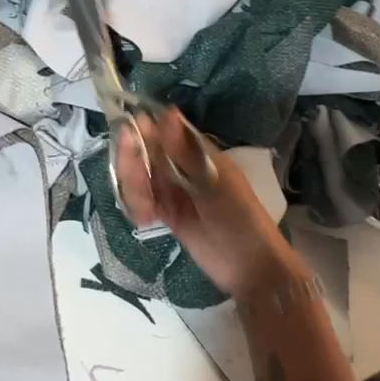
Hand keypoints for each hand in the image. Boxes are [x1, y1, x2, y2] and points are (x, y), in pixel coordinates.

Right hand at [114, 109, 285, 298]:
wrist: (251, 268)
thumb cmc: (241, 218)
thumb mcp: (215, 183)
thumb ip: (186, 152)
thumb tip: (168, 112)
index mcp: (199, 155)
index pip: (166, 132)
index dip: (145, 130)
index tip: (127, 134)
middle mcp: (183, 168)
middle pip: (148, 154)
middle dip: (133, 163)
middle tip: (135, 180)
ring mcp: (175, 192)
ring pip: (142, 178)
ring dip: (135, 189)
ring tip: (145, 210)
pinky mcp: (168, 215)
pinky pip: (144, 202)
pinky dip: (138, 207)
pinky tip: (144, 218)